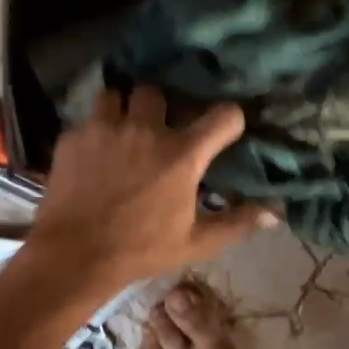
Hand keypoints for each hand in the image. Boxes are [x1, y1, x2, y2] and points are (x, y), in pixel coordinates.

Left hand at [28, 87, 275, 284]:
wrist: (74, 256)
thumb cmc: (141, 250)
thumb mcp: (196, 243)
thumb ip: (237, 222)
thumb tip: (275, 213)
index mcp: (182, 154)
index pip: (223, 115)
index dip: (229, 120)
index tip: (225, 132)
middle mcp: (146, 130)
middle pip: (158, 92)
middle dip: (160, 108)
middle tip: (158, 130)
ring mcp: (106, 129)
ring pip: (117, 95)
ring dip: (122, 109)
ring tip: (121, 130)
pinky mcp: (73, 137)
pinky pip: (87, 119)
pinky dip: (94, 131)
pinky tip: (93, 154)